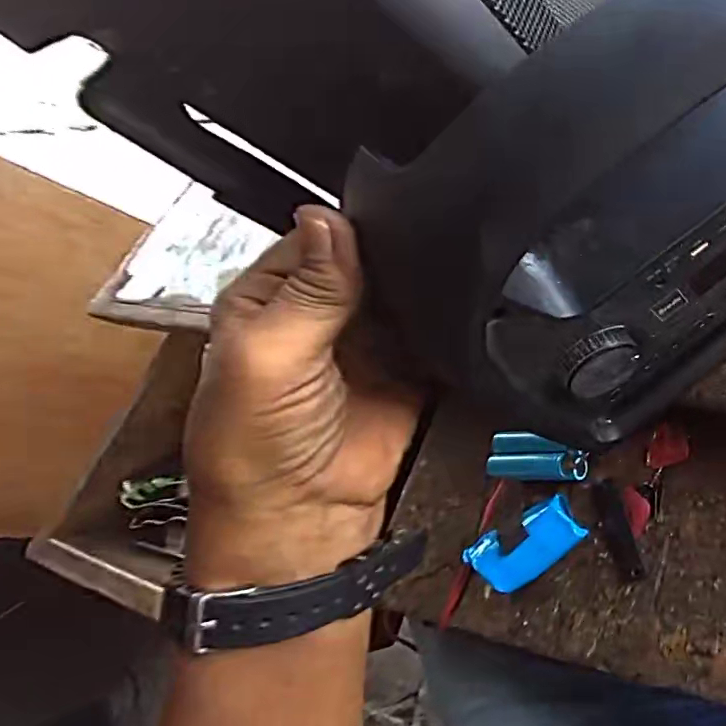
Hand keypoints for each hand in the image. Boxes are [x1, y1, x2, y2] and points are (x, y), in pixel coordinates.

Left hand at [184, 206, 423, 588]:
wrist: (310, 509)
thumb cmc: (256, 442)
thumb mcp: (269, 358)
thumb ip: (307, 293)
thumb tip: (329, 218)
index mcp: (275, 296)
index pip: (323, 239)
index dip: (359, 227)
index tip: (403, 216)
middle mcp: (327, 312)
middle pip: (377, 263)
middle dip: (406, 257)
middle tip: (440, 249)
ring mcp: (375, 341)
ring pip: (414, 295)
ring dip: (434, 289)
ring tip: (458, 279)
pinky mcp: (415, 367)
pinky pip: (442, 334)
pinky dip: (456, 324)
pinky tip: (469, 312)